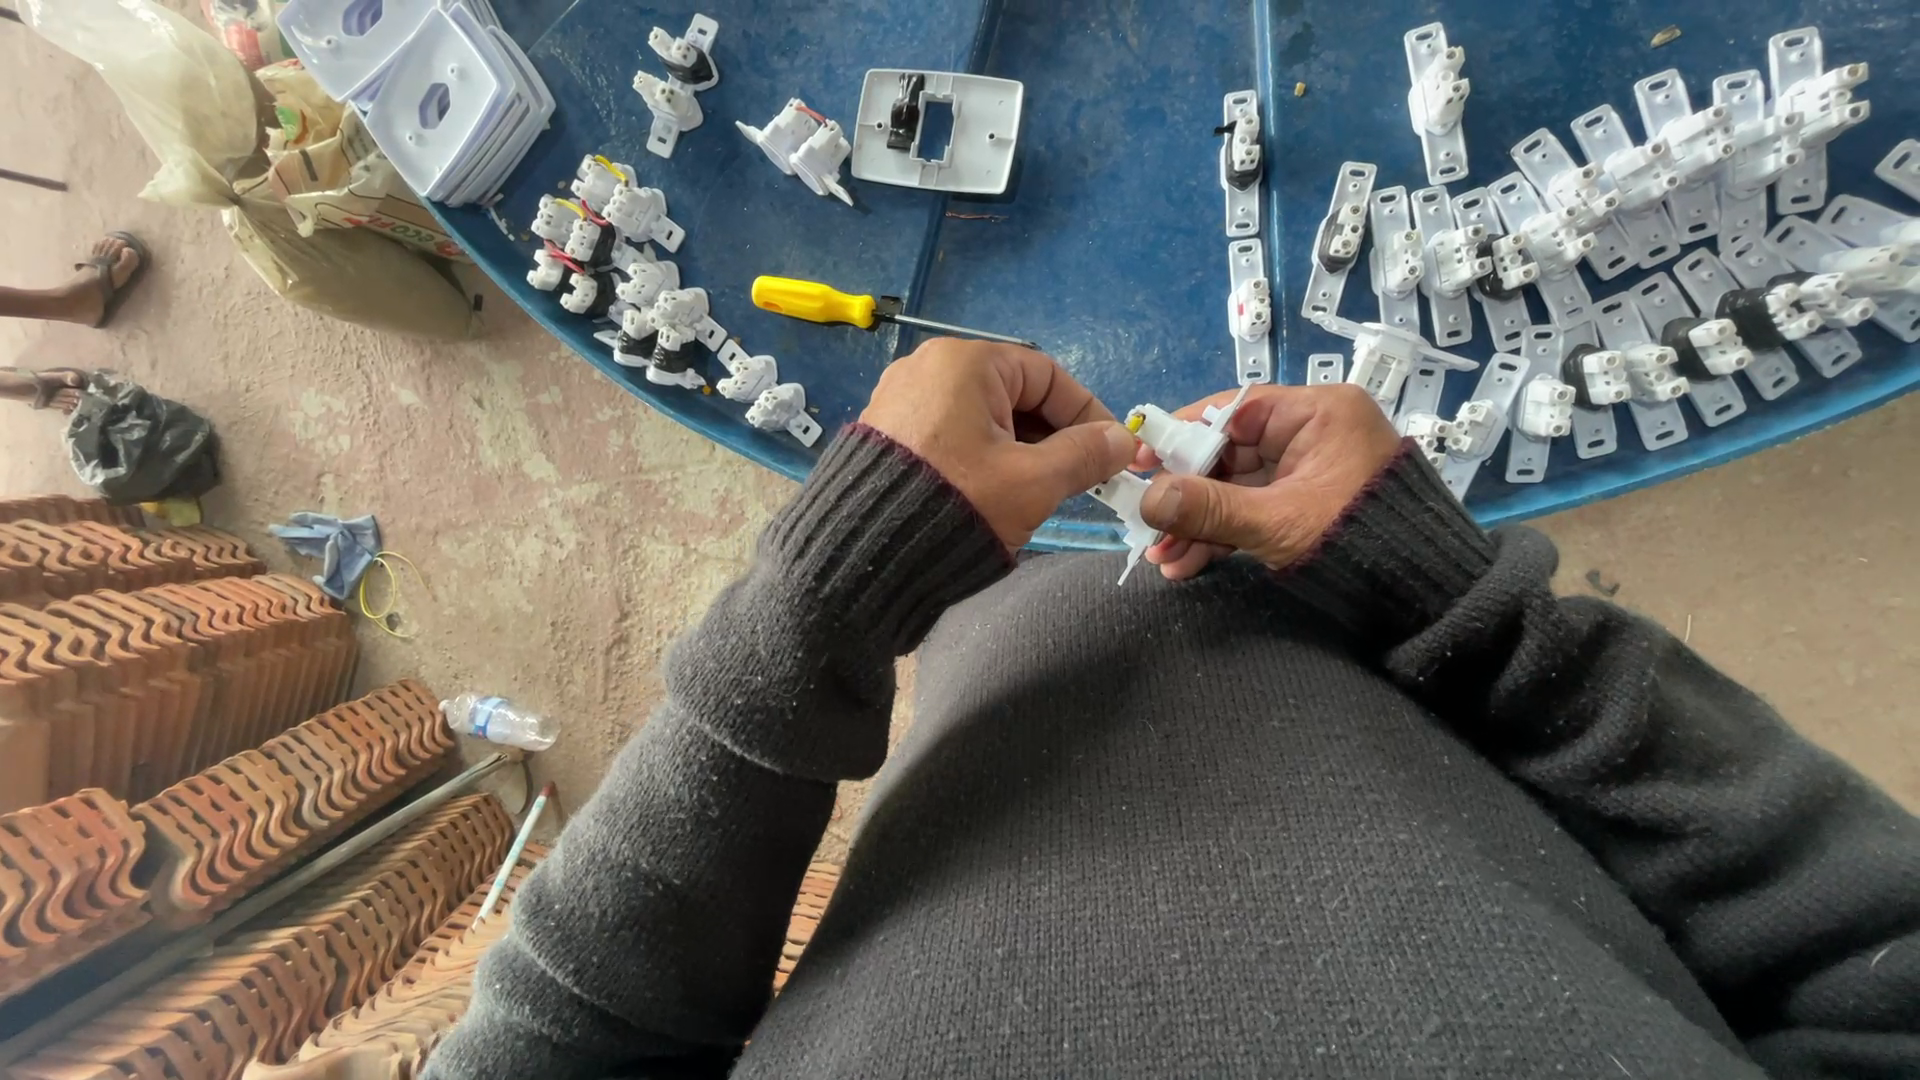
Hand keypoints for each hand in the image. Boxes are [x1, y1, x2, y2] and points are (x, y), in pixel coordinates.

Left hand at [860, 338, 1135, 549]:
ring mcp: (900, 399)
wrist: (866, 555)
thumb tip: (1122, 441)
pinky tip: (993, 491)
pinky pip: (950, 433)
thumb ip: (1085, 455)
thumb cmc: (959, 503)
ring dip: (1019, 449)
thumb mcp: (1033, 481)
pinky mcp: (885, 432)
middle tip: (1077, 476)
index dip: (1087, 413)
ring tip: (1038, 490)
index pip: (1047, 376)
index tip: (1112, 449)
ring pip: (982, 417)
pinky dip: (981, 456)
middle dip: (1051, 435)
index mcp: (965, 362)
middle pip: (1013, 395)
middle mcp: (927, 367)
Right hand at [1131, 384, 1402, 579]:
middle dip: (1184, 496)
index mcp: (1317, 414)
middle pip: (1227, 456)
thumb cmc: (1357, 540)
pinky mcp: (1300, 506)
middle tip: (1145, 520)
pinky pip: (1249, 512)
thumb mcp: (1275, 522)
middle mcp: (1309, 435)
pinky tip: (1186, 563)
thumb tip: (1146, 498)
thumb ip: (1208, 508)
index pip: (1234, 410)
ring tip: (1162, 556)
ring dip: (1195, 524)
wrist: (1423, 595)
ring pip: (1233, 490)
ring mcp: (1304, 473)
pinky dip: (1218, 536)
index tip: (1142, 459)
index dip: (1182, 435)